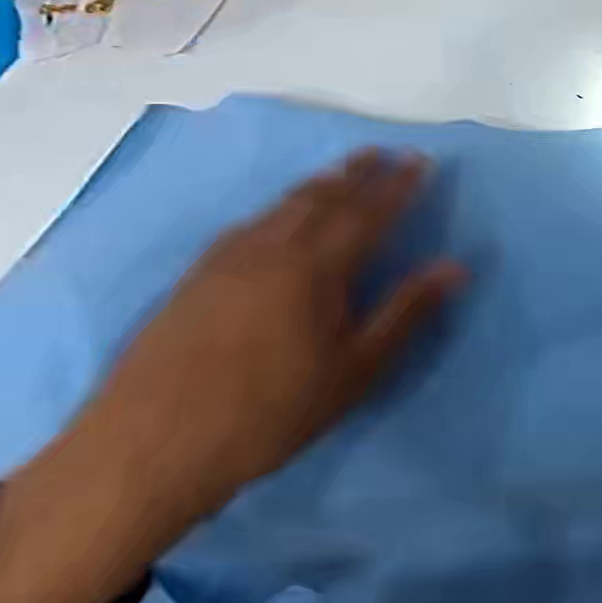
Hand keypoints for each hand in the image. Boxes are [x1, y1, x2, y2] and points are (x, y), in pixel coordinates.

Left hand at [0, 150, 462, 602]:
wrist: (146, 450)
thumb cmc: (269, 413)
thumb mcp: (355, 370)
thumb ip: (406, 311)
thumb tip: (455, 266)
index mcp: (316, 267)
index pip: (368, 212)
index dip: (398, 185)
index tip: (420, 160)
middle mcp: (272, 249)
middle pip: (323, 197)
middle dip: (358, 172)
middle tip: (383, 152)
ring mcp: (227, 260)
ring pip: (283, 206)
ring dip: (319, 183)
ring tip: (341, 170)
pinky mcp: (195, 277)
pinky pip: (250, 223)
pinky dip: (279, 206)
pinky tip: (276, 215)